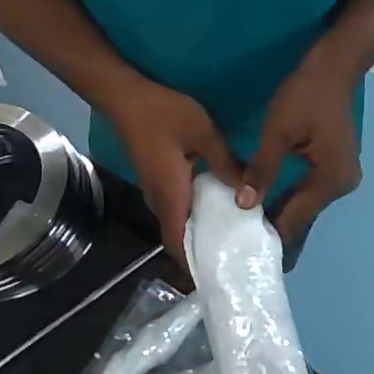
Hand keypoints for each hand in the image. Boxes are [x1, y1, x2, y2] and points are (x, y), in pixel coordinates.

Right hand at [104, 80, 242, 269]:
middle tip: (233, 257)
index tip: (216, 277)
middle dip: (201, 253)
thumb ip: (226, 163)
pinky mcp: (156, 178)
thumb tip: (248, 192)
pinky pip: (177, 207)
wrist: (125, 95)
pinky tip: (218, 207)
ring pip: (178, 223)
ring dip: (199, 233)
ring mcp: (155, 189)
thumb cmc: (163, 114)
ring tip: (232, 237)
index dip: (193, 266)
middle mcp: (159, 199)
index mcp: (171, 195)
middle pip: (178, 238)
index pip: (178, 244)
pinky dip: (195, 215)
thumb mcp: (203, 133)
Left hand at [238, 52, 361, 246]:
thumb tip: (244, 205)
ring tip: (252, 234)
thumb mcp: (278, 131)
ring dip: (283, 216)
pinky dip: (291, 200)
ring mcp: (341, 176)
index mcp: (330, 180)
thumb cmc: (306, 94)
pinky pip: (310, 192)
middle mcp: (341, 185)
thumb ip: (262, 169)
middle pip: (304, 217)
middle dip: (277, 231)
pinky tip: (270, 209)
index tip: (243, 251)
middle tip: (244, 248)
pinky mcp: (335, 166)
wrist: (335, 66)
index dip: (270, 235)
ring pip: (307, 205)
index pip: (295, 218)